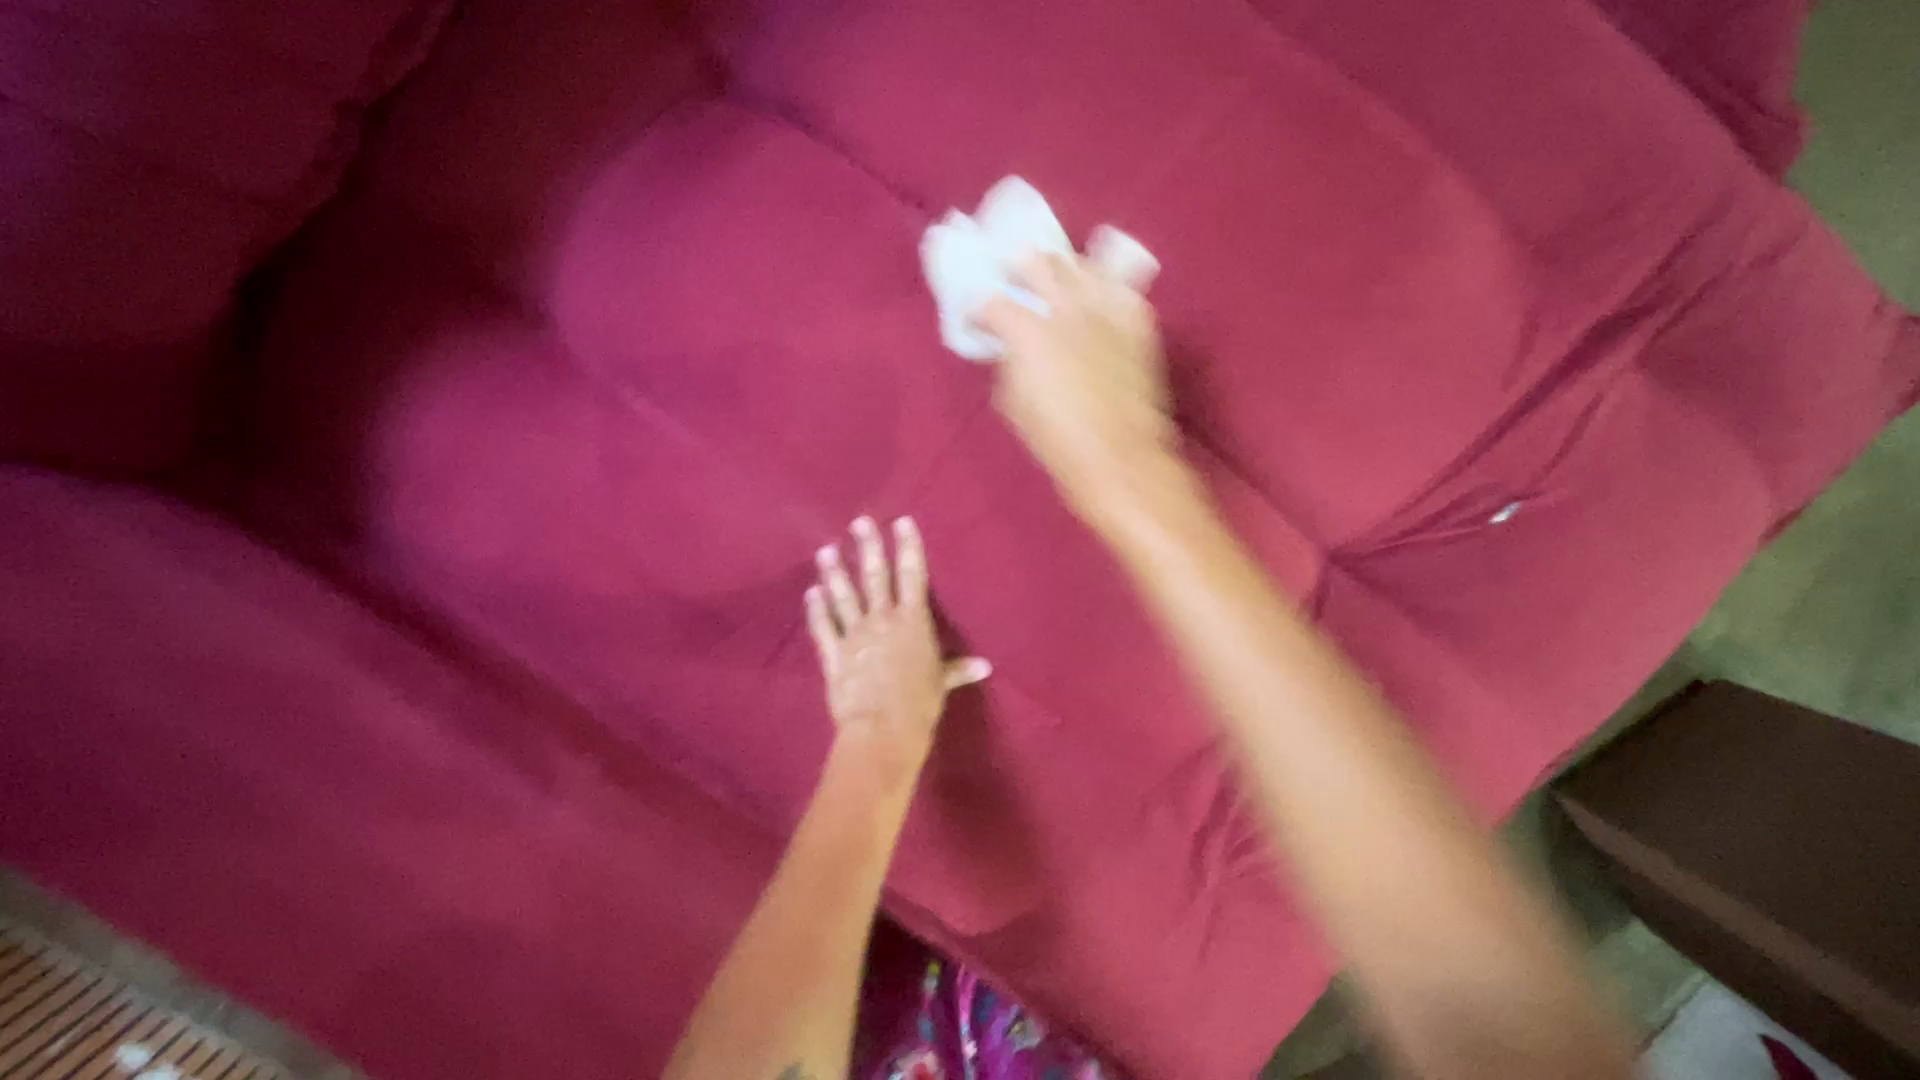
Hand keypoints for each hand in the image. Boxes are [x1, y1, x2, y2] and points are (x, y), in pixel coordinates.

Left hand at [806, 516, 990, 778]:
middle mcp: (882, 620)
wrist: (883, 728)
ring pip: (843, 596)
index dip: (908, 546)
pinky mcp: (833, 655)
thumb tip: (984, 666)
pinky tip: (811, 592)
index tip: (902, 522)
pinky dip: (816, 609)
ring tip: (826, 549)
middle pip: (874, 576)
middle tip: (859, 522)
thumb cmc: (920, 704)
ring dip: (834, 572)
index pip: (912, 575)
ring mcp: (854, 635)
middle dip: (867, 547)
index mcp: (912, 622)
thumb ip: (958, 670)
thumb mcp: (942, 684)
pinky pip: (822, 627)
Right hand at [976, 253, 1181, 521]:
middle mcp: (1066, 307)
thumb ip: (1008, 362)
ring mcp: (1105, 309)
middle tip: (1012, 278)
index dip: (977, 309)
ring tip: (1057, 280)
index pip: (991, 301)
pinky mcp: (1136, 321)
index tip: (975, 319)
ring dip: (1063, 269)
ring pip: (1080, 264)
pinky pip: (1120, 288)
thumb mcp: (1012, 400)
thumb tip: (1009, 348)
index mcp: (1026, 329)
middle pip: (1038, 261)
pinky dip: (1105, 289)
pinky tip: (1097, 301)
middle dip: (1019, 267)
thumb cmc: (1055, 437)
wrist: (1117, 453)